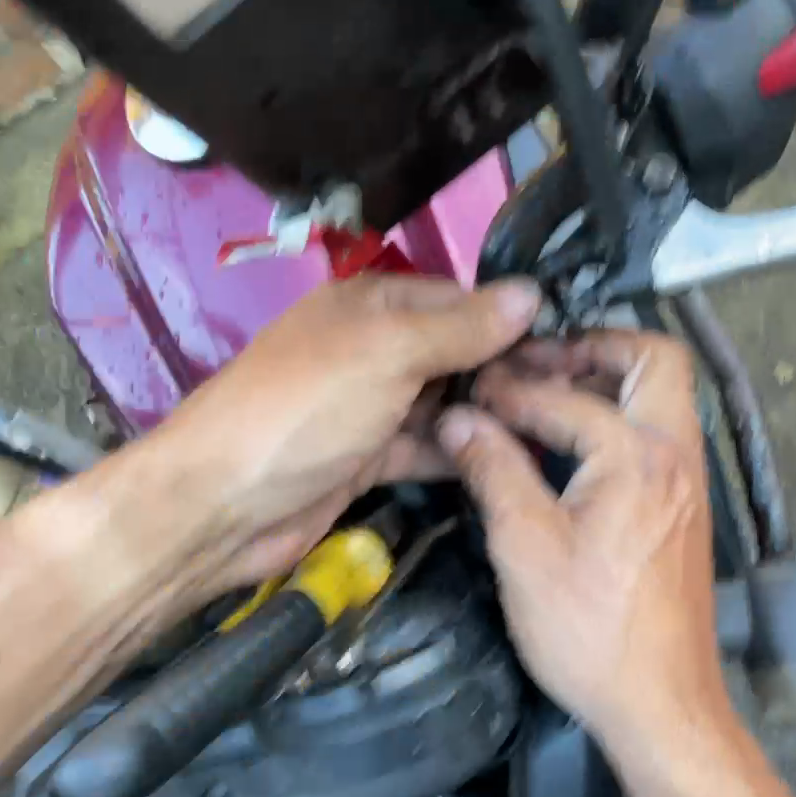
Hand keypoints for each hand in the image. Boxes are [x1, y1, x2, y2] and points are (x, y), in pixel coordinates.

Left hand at [162, 275, 540, 587]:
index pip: (456, 299)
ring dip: (484, 415)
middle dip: (502, 371)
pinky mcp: (368, 458)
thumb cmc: (307, 409)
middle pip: (453, 352)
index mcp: (371, 305)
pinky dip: (457, 453)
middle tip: (569, 398)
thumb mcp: (388, 354)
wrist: (226, 503)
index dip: (507, 320)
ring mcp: (369, 407)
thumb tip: (532, 294)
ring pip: (442, 403)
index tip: (567, 348)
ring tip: (551, 431)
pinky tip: (506, 462)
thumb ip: (460, 328)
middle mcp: (373, 350)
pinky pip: (424, 448)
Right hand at [437, 330, 727, 732]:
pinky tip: (576, 449)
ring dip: (609, 382)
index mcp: (638, 456)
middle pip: (653, 361)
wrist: (660, 702)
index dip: (510, 393)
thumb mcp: (526, 548)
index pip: (565, 398)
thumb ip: (494, 471)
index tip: (472, 396)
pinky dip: (621, 420)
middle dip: (593, 347)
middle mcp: (677, 455)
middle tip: (537, 363)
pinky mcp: (686, 509)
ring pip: (663, 397)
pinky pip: (660, 435)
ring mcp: (690, 482)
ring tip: (550, 396)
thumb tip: (458, 420)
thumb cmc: (589, 630)